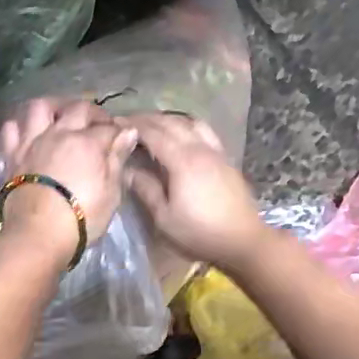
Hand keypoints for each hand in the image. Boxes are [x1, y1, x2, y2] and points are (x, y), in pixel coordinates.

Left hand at [0, 99, 137, 252]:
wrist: (37, 234)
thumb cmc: (82, 218)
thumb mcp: (111, 194)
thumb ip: (117, 161)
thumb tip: (128, 132)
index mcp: (88, 143)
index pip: (109, 128)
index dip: (119, 131)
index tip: (123, 138)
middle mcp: (60, 134)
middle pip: (78, 109)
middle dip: (93, 113)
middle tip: (98, 125)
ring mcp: (32, 142)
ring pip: (40, 107)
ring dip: (53, 107)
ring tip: (60, 117)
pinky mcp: (12, 155)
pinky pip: (12, 129)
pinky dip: (20, 126)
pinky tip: (27, 133)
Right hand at [125, 114, 270, 267]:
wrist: (243, 240)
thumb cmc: (199, 233)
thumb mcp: (164, 218)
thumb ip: (145, 189)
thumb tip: (127, 171)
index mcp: (183, 161)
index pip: (154, 133)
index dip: (133, 125)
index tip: (115, 122)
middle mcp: (200, 149)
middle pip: (172, 123)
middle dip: (148, 118)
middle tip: (129, 121)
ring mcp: (216, 151)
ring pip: (191, 122)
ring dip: (169, 119)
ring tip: (154, 125)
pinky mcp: (225, 159)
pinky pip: (204, 131)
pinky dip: (187, 126)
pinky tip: (180, 136)